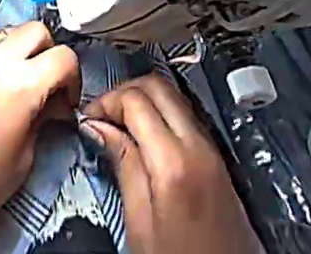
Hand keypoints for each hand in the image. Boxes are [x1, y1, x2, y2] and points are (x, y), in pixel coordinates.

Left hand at [0, 21, 80, 241]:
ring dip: (19, 53)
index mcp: (18, 82)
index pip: (63, 57)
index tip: (67, 100)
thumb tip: (54, 103)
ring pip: (5, 35)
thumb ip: (43, 117)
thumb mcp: (24, 155)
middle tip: (48, 86)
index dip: (73, 79)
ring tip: (18, 89)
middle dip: (49, 53)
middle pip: (35, 30)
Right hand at [82, 74, 261, 253]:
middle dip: (125, 91)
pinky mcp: (221, 165)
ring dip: (144, 100)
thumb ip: (122, 166)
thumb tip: (99, 128)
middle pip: (157, 86)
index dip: (105, 101)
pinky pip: (187, 119)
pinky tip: (145, 138)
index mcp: (175, 163)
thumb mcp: (141, 224)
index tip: (90, 118)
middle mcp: (200, 150)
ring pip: (174, 97)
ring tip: (121, 125)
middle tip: (103, 114)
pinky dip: (162, 114)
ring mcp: (214, 155)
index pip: (134, 99)